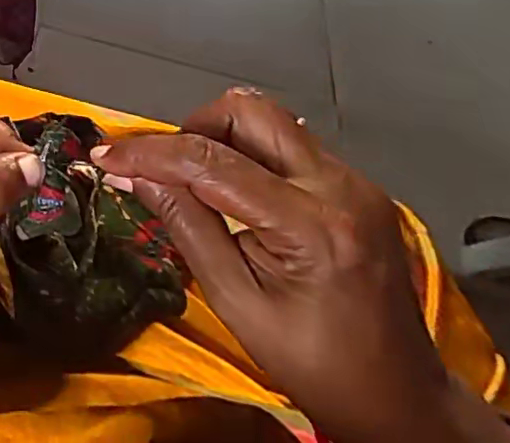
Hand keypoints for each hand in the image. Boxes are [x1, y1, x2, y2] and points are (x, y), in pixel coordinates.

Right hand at [93, 88, 509, 442]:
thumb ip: (186, 225)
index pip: (213, 163)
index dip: (152, 153)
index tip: (108, 155)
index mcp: (312, 226)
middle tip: (169, 169)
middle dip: (195, 128)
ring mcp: (354, 179)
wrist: (402, 398)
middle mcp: (339, 185)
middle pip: (250, 112)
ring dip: (222, 135)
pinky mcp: (356, 182)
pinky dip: (250, 151)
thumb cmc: (313, 364)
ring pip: (270, 119)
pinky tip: (239, 190)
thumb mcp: (236, 301)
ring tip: (200, 179)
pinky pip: (289, 142)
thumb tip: (132, 175)